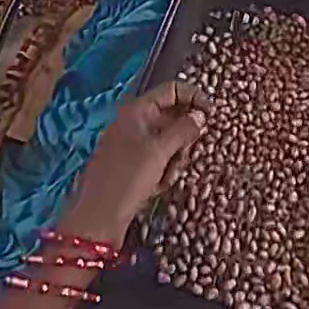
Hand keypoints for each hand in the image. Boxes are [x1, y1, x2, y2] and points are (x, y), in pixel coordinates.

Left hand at [61, 81, 208, 242]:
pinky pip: (160, 158)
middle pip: (173, 116)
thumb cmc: (128, 177)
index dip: (194, 97)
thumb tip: (201, 114)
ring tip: (166, 175)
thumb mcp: (160, 151)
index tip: (211, 114)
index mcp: (138, 109)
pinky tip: (157, 185)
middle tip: (182, 154)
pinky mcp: (133, 164)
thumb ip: (184, 129)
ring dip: (175, 157)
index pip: (172, 90)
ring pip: (169, 140)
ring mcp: (133, 143)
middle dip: (183, 136)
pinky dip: (164, 169)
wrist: (97, 218)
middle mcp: (135, 122)